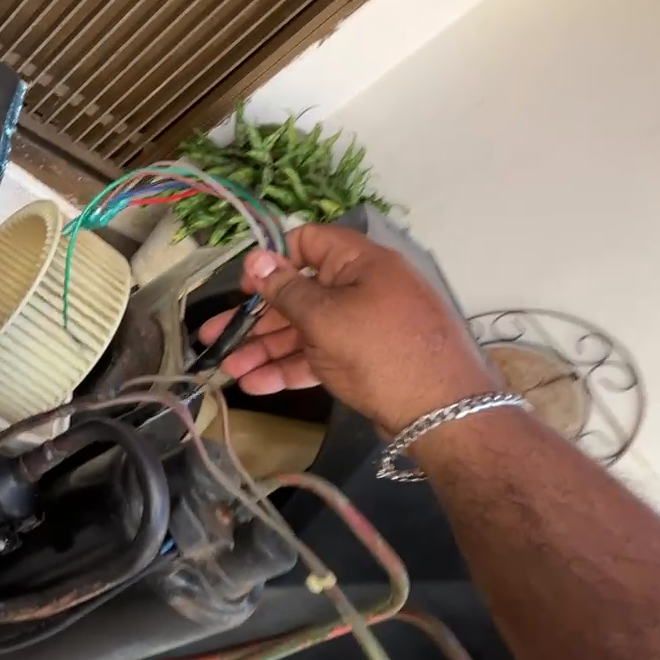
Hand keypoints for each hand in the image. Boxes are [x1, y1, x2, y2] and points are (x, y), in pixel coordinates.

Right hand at [197, 223, 499, 434]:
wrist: (445, 416)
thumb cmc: (380, 351)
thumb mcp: (323, 317)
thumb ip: (284, 289)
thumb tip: (256, 256)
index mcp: (359, 264)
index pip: (307, 243)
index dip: (272, 261)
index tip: (245, 288)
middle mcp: (360, 289)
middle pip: (295, 294)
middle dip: (253, 319)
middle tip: (213, 337)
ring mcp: (361, 326)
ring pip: (300, 330)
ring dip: (263, 349)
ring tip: (227, 370)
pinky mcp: (360, 358)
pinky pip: (316, 355)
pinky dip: (287, 367)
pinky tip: (255, 385)